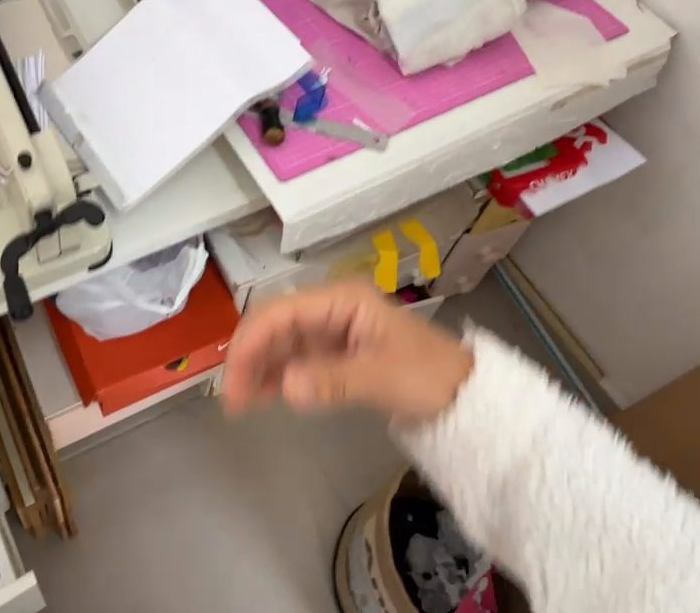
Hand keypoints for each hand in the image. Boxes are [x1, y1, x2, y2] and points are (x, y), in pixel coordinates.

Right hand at [221, 280, 473, 423]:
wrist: (467, 395)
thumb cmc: (429, 375)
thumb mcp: (383, 376)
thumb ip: (333, 380)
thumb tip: (284, 387)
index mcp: (341, 299)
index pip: (282, 311)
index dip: (253, 339)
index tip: (234, 375)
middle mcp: (330, 309)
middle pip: (276, 325)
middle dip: (250, 355)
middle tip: (232, 396)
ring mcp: (332, 332)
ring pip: (281, 344)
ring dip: (258, 367)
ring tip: (239, 401)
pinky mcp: (335, 355)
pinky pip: (296, 361)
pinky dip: (276, 377)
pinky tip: (260, 396)